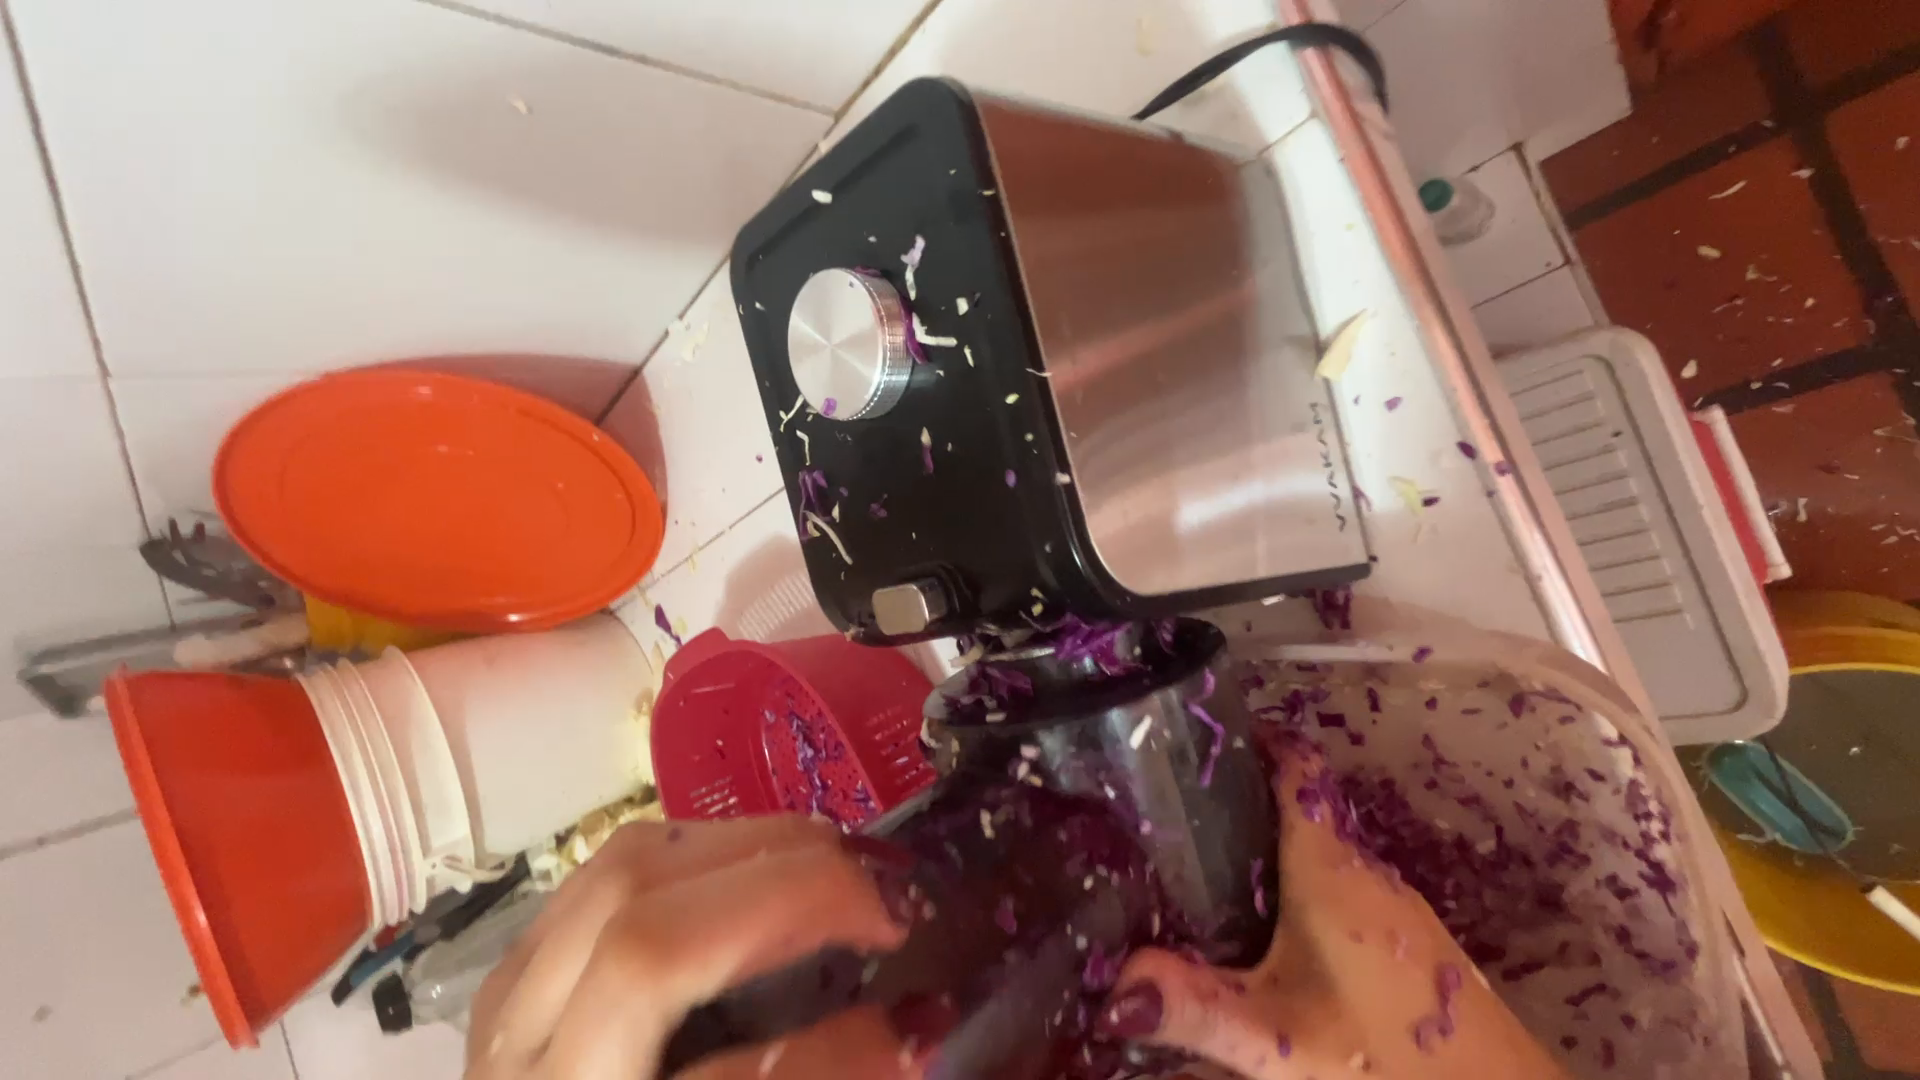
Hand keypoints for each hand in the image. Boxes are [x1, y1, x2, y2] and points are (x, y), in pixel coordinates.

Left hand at [466, 816, 917, 1079]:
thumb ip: (808, 1077)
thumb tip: (917, 1032)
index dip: (834, 1054)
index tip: (923, 1025)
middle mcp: (529, 1077)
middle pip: (650, 942)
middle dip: (794, 893)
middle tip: (889, 901)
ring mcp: (504, 1006)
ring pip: (627, 871)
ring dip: (757, 846)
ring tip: (837, 864)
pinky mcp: (516, 958)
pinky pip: (614, 860)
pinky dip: (707, 843)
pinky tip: (761, 860)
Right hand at [1096, 747, 1572, 1079]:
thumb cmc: (1392, 1062)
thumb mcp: (1275, 1038)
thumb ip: (1193, 1007)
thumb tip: (1110, 986)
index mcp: (1329, 866)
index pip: (1297, 766)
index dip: (1255, 737)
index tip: (1201, 735)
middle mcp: (1364, 872)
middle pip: (1298, 807)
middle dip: (1239, 799)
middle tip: (1173, 809)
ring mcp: (1392, 910)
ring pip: (1315, 852)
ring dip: (1265, 845)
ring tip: (1201, 863)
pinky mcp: (1405, 947)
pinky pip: (1334, 890)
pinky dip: (1292, 888)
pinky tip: (1263, 933)